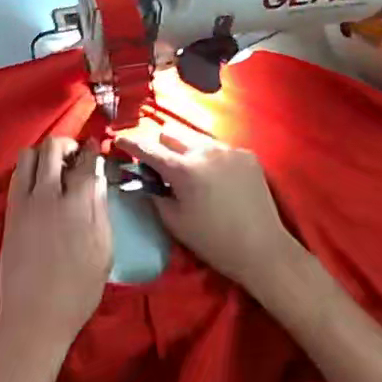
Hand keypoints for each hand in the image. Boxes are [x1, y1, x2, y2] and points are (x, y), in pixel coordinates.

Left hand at [0, 137, 110, 349]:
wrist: (34, 317)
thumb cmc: (78, 290)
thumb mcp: (104, 251)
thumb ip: (101, 210)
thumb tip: (97, 180)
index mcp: (77, 205)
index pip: (85, 161)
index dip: (92, 149)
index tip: (95, 147)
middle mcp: (48, 195)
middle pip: (53, 147)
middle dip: (67, 143)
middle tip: (75, 155)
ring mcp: (24, 202)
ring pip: (28, 155)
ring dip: (44, 154)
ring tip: (55, 168)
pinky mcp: (9, 213)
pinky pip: (16, 176)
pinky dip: (29, 170)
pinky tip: (39, 185)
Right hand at [114, 124, 305, 295]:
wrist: (263, 249)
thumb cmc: (213, 241)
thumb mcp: (174, 222)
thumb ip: (155, 194)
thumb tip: (145, 178)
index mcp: (183, 169)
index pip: (148, 148)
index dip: (130, 143)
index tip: (118, 140)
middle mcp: (205, 151)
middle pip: (172, 132)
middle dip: (161, 145)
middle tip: (161, 165)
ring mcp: (229, 149)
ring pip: (197, 138)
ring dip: (187, 150)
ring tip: (193, 174)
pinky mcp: (247, 154)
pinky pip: (220, 148)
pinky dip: (212, 159)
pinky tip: (219, 181)